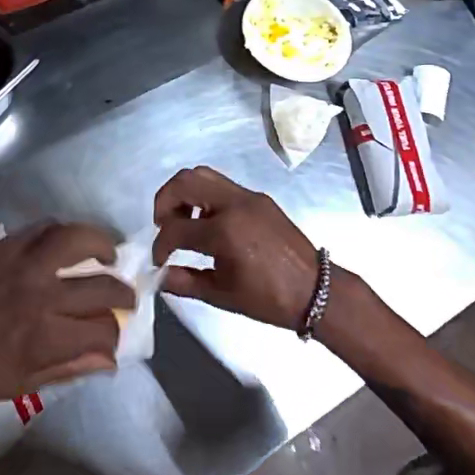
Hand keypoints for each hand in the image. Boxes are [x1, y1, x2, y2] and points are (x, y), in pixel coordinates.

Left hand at [0, 222, 135, 409]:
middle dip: (123, 293)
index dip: (115, 336)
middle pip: (101, 285)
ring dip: (100, 244)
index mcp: (46, 335)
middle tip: (125, 296)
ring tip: (106, 253)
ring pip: (76, 238)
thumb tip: (108, 359)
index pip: (104, 330)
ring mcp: (20, 262)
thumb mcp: (18, 386)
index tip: (113, 339)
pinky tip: (63, 241)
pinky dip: (60, 232)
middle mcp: (41, 292)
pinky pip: (40, 228)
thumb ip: (69, 369)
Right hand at [151, 166, 318, 331]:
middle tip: (162, 225)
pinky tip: (207, 223)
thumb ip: (185, 282)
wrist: (316, 291)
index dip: (160, 245)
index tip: (159, 260)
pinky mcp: (259, 198)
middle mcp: (235, 204)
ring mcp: (249, 197)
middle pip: (185, 181)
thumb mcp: (222, 295)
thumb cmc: (269, 299)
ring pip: (204, 176)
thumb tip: (160, 276)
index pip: (176, 228)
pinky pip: (223, 186)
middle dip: (165, 201)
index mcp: (225, 231)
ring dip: (184, 194)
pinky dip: (205, 197)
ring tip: (182, 221)